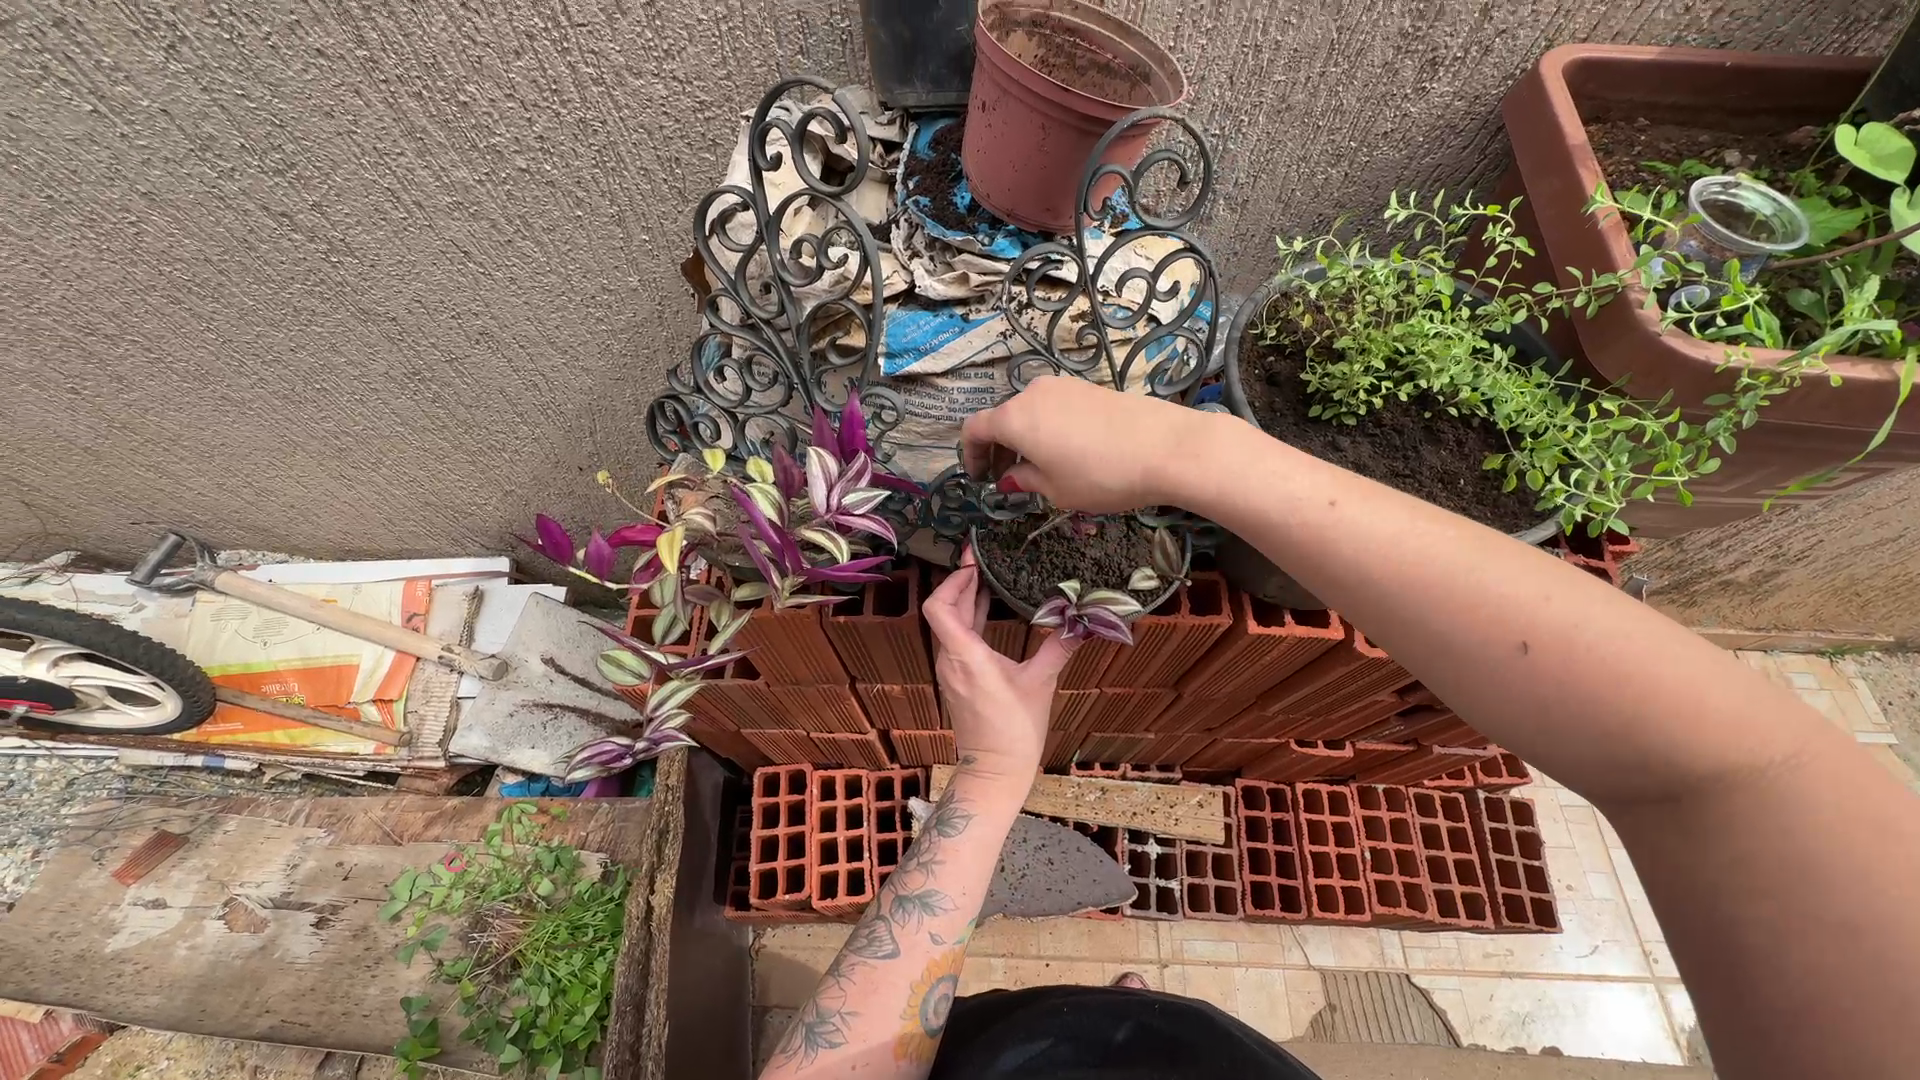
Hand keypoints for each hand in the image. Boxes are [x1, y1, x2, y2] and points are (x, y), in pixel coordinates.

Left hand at [922, 549, 1074, 795]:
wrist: (995, 771)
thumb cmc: (1015, 729)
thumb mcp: (1041, 684)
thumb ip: (1058, 647)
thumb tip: (1082, 621)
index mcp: (966, 656)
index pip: (938, 607)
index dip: (952, 582)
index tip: (973, 565)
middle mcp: (950, 660)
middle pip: (943, 611)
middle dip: (960, 583)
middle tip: (980, 560)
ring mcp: (950, 671)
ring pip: (949, 626)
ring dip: (963, 601)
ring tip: (985, 578)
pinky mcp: (957, 680)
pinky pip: (956, 640)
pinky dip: (967, 620)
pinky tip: (986, 611)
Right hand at [961, 376, 1212, 512]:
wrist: (1166, 447)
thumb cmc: (1101, 476)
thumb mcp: (1057, 490)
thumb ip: (1026, 481)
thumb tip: (1010, 478)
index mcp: (1015, 418)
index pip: (974, 429)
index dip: (971, 455)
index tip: (980, 478)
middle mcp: (1033, 394)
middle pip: (1003, 418)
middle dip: (1000, 449)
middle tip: (1009, 479)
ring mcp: (1064, 386)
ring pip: (1030, 412)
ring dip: (1026, 439)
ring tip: (1041, 469)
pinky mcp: (1090, 387)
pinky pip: (1055, 408)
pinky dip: (1049, 429)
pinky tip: (1069, 453)